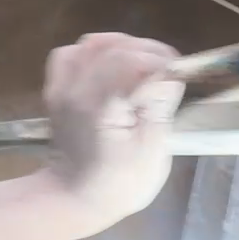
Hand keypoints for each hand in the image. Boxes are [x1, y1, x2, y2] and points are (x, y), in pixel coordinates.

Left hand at [42, 33, 183, 218]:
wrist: (75, 195)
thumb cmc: (121, 183)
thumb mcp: (153, 150)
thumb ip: (159, 105)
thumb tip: (169, 72)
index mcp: (99, 107)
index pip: (130, 62)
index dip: (161, 61)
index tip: (182, 71)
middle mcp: (74, 89)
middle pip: (112, 48)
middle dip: (147, 51)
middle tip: (170, 69)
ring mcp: (60, 86)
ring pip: (91, 44)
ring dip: (123, 46)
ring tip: (146, 64)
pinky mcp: (56, 88)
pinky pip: (72, 53)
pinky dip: (95, 51)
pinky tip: (113, 64)